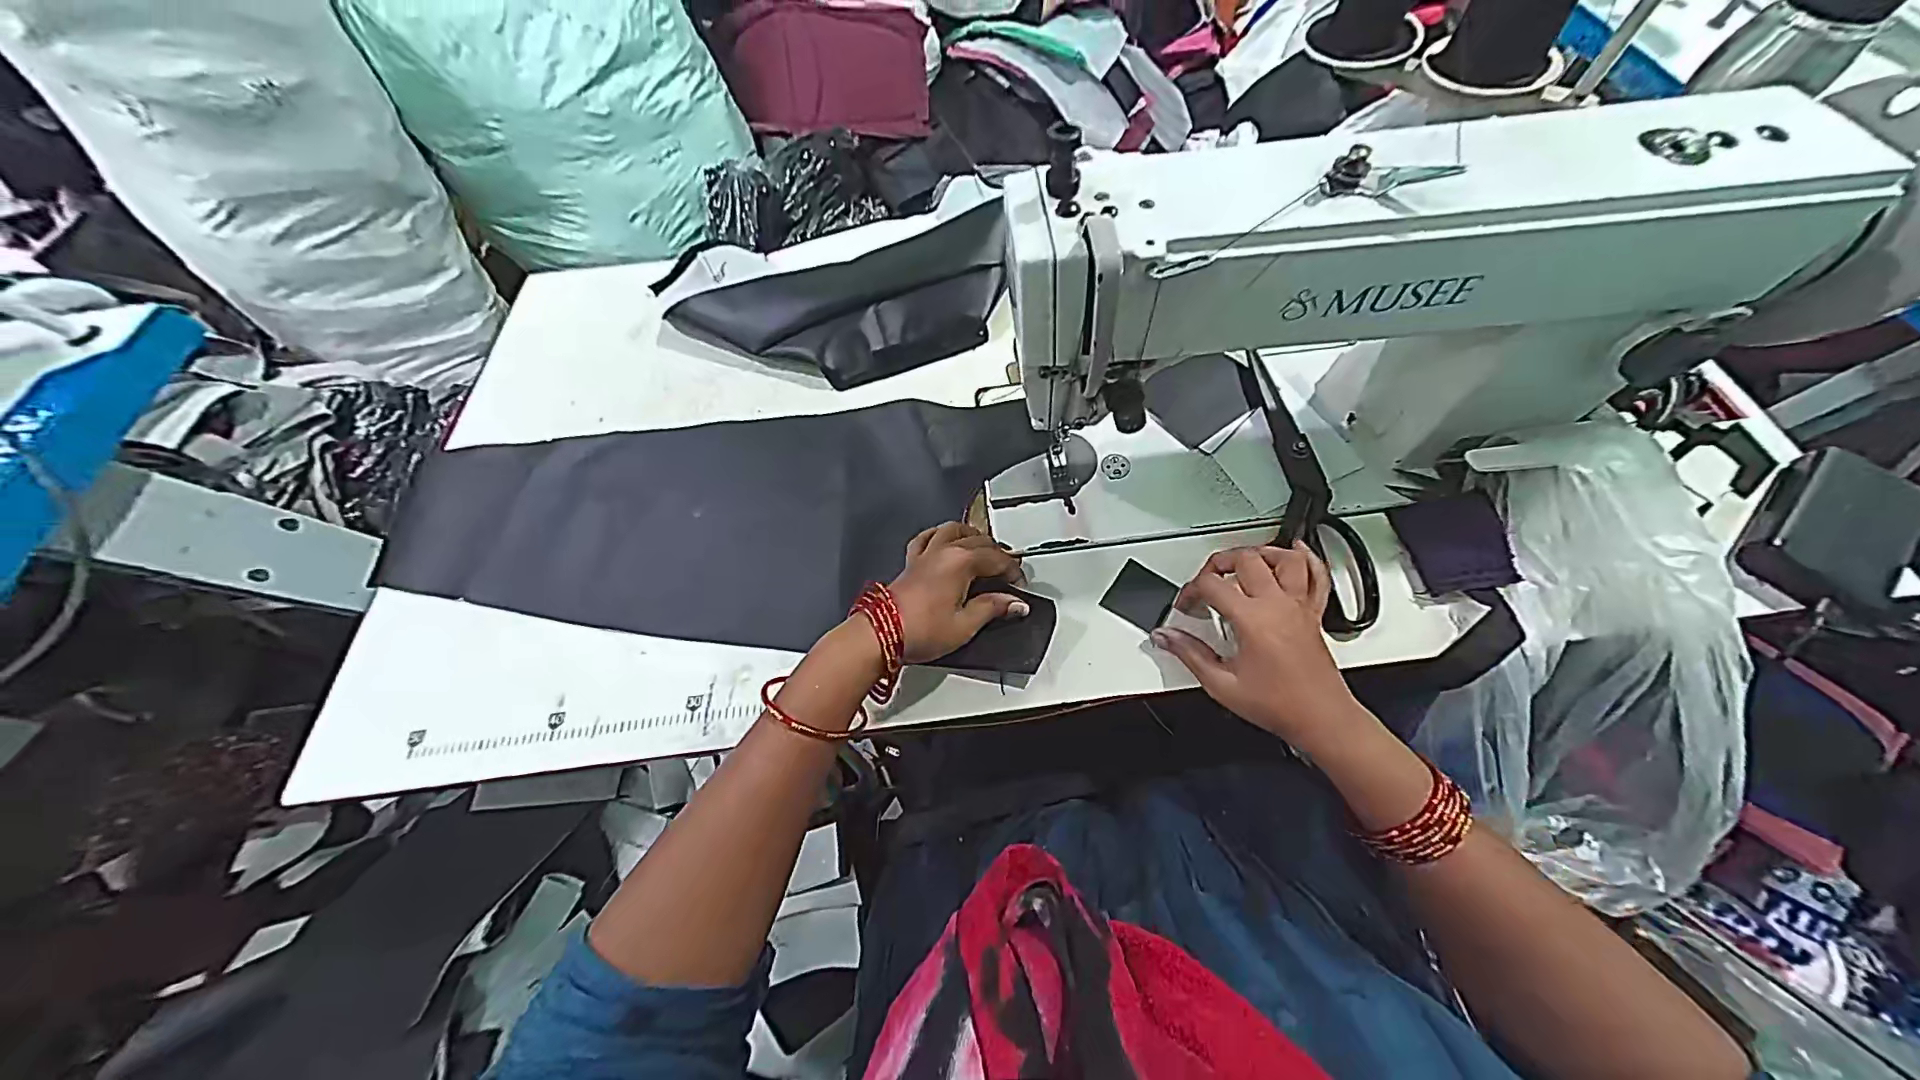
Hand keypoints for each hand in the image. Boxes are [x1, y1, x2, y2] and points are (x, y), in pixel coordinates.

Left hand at [887, 522, 1028, 662]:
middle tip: (1008, 571)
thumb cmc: (918, 630)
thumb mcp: (965, 625)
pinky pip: (927, 538)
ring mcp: (925, 554)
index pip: (997, 558)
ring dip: (972, 536)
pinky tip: (944, 539)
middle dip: (998, 554)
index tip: (1019, 585)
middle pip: (980, 541)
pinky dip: (939, 535)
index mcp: (961, 562)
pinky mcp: (911, 563)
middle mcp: (943, 551)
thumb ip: (992, 608)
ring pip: (954, 530)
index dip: (1013, 571)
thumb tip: (1014, 603)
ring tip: (983, 547)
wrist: (881, 634)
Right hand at [1151, 543, 1359, 748]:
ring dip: (1260, 553)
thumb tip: (1167, 637)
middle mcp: (1278, 606)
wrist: (1321, 719)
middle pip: (1245, 559)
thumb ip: (1190, 654)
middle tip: (1206, 580)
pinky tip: (1298, 552)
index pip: (1212, 585)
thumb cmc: (1280, 705)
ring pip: (1284, 559)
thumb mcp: (1222, 684)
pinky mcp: (1314, 614)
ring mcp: (1299, 607)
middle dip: (1218, 563)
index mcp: (1253, 620)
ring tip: (1243, 561)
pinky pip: (1317, 576)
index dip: (1191, 591)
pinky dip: (1308, 559)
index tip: (1187, 605)